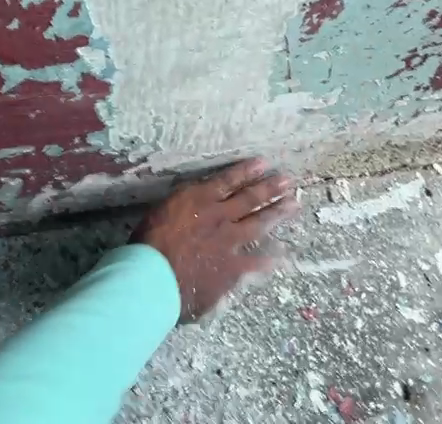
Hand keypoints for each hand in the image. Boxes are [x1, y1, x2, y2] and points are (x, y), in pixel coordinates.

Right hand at [132, 158, 298, 322]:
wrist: (155, 277)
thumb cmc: (148, 244)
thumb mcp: (161, 213)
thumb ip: (181, 209)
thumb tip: (188, 208)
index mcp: (198, 199)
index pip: (227, 180)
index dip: (247, 171)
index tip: (264, 163)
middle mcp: (219, 215)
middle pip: (249, 198)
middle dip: (270, 188)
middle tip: (288, 181)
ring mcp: (229, 241)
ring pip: (258, 223)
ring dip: (276, 213)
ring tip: (292, 205)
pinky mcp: (233, 267)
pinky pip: (256, 260)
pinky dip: (270, 258)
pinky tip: (282, 253)